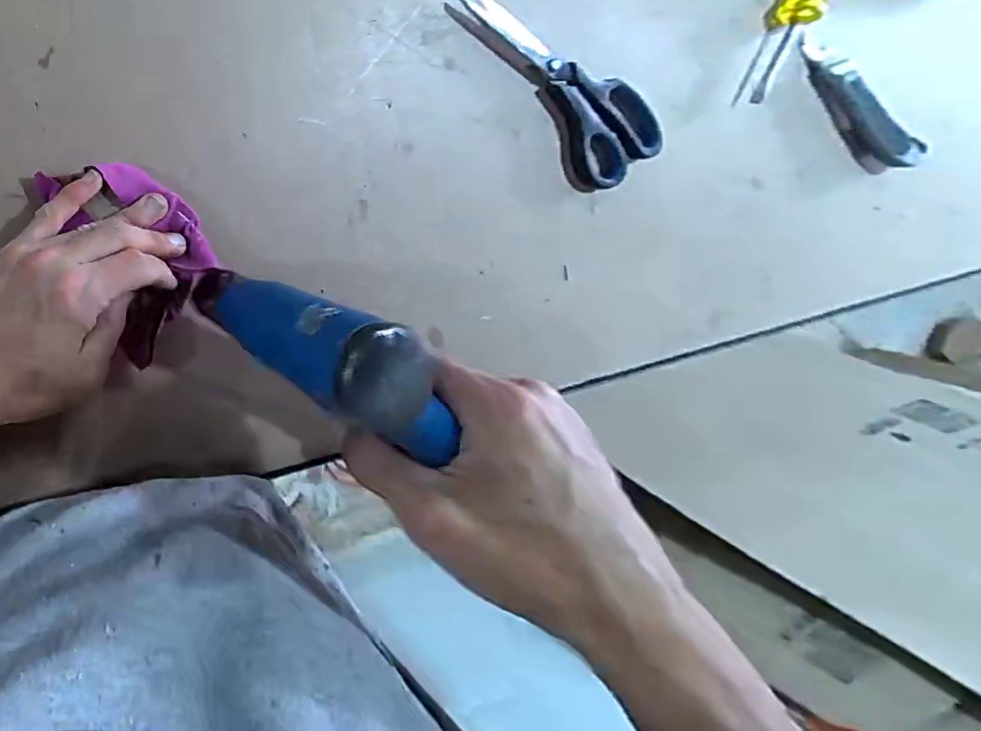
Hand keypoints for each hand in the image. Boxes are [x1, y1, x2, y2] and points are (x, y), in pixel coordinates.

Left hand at [0, 169, 185, 433]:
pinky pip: (48, 213)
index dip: (160, 271)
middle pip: (119, 236)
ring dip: (127, 214)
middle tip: (178, 238)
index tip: (170, 282)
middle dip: (153, 237)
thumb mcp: (87, 373)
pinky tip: (94, 179)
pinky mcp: (15, 248)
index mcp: (82, 294)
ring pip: (92, 223)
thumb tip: (127, 293)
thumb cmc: (28, 384)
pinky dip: (73, 194)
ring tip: (156, 203)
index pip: (136, 267)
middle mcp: (62, 261)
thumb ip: (113, 327)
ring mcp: (36, 249)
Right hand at [342, 361, 683, 646]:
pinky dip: (500, 460)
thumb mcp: (429, 516)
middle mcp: (533, 392)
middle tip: (433, 487)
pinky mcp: (581, 444)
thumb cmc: (524, 558)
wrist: (628, 612)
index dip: (394, 399)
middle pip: (453, 395)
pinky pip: (518, 435)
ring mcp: (564, 417)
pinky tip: (512, 509)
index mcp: (497, 397)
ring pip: (484, 418)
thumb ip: (375, 465)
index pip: (422, 368)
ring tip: (475, 506)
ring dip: (465, 450)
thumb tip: (352, 433)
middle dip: (432, 435)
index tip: (388, 440)